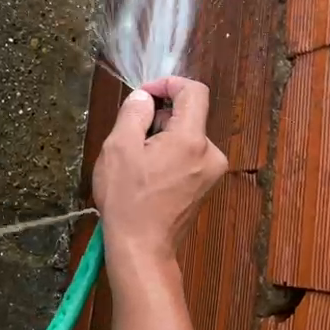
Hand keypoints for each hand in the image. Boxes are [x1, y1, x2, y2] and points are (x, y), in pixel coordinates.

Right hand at [91, 77, 225, 269]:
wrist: (141, 245)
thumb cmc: (126, 198)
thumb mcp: (118, 148)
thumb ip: (133, 114)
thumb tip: (144, 97)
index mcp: (191, 140)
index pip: (193, 91)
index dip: (167, 84)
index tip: (143, 94)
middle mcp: (210, 153)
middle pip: (187, 115)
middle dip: (158, 116)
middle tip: (128, 134)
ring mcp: (211, 171)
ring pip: (185, 136)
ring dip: (160, 137)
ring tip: (134, 159)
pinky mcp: (205, 185)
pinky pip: (187, 155)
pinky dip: (167, 154)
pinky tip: (146, 174)